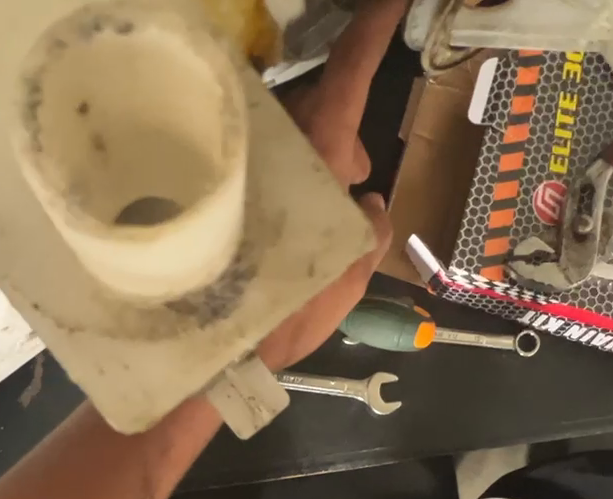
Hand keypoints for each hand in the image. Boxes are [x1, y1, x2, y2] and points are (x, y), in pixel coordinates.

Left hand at [254, 0, 402, 371]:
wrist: (223, 351)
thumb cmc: (291, 314)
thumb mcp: (351, 276)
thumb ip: (372, 231)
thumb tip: (368, 205)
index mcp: (314, 152)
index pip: (349, 72)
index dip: (374, 30)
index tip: (390, 3)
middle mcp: (275, 142)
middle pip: (320, 106)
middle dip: (342, 131)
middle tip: (356, 175)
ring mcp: (244, 162)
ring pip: (290, 133)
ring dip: (313, 158)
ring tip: (325, 204)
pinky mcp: (222, 186)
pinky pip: (265, 159)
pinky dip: (287, 174)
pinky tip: (291, 213)